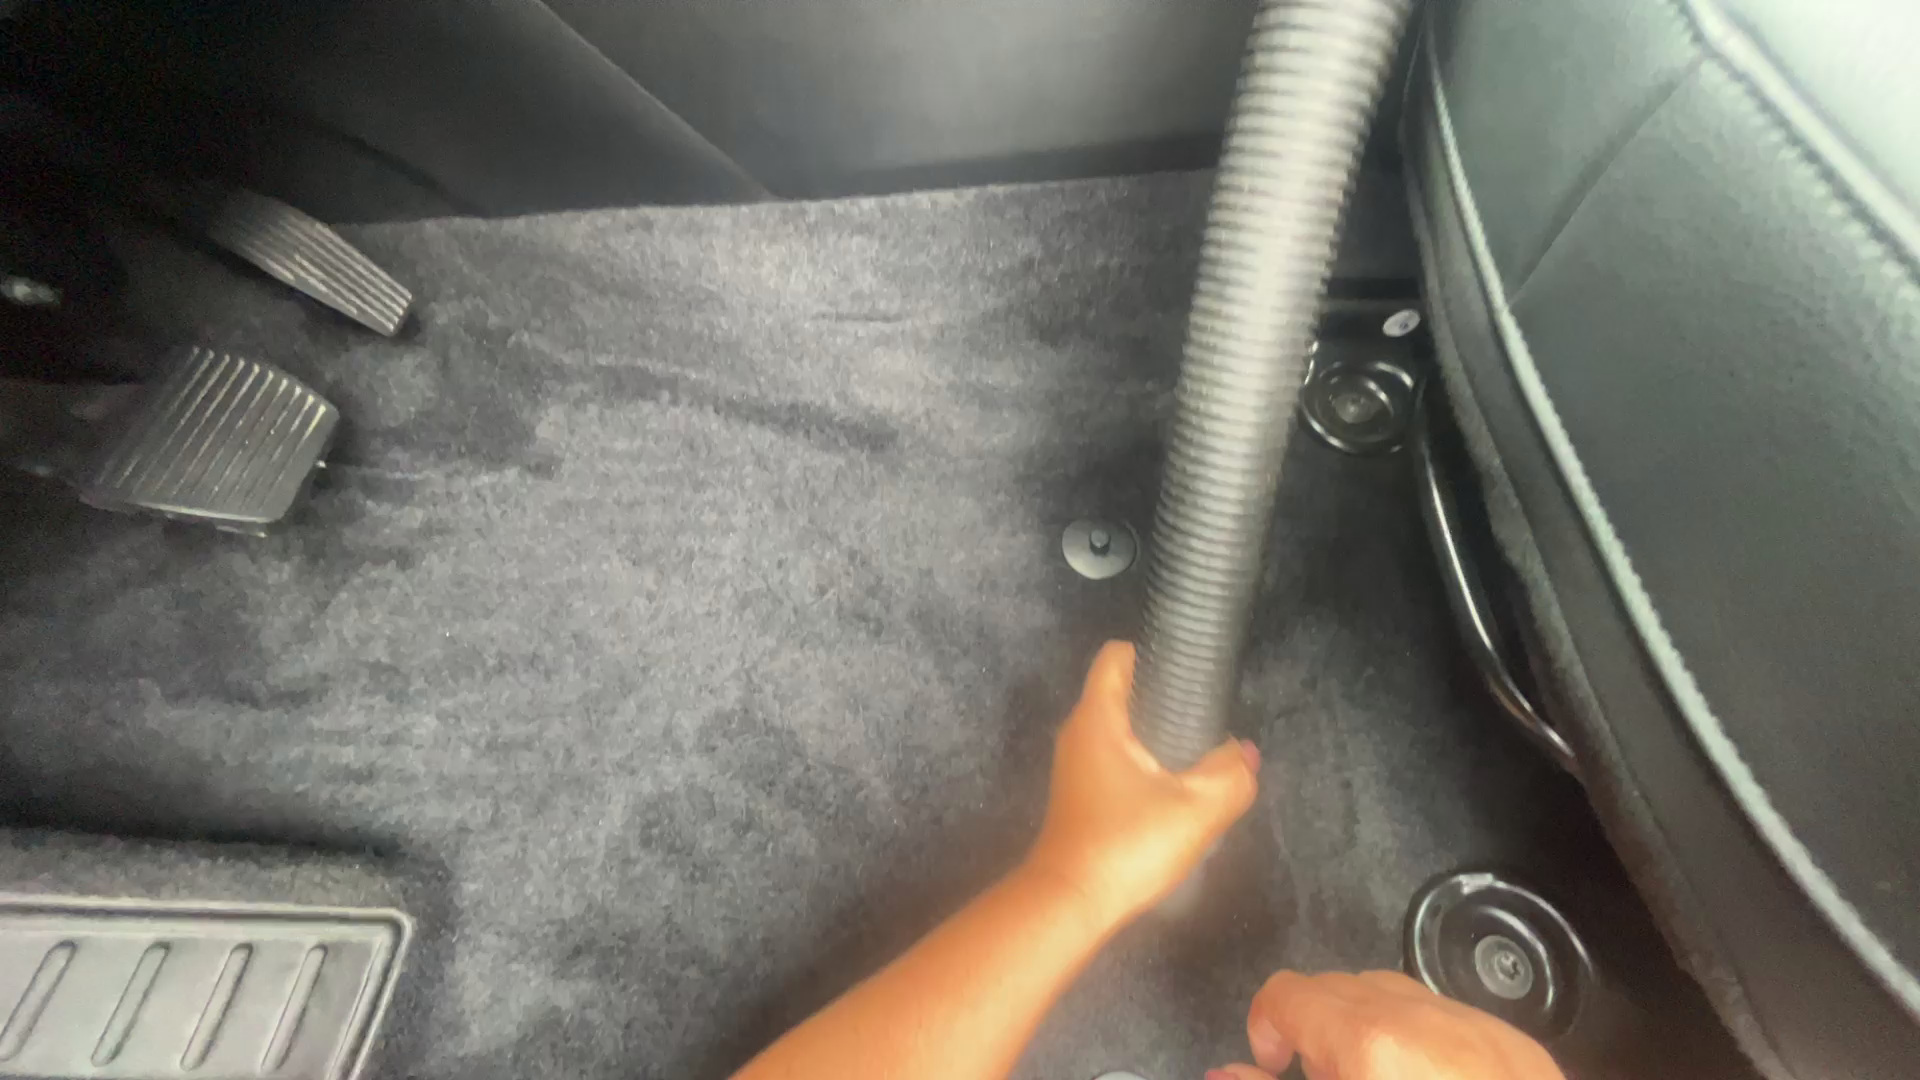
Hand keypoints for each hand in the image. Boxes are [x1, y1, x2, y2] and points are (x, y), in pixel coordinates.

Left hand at [1021, 641, 1259, 926]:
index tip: (1190, 673)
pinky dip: (1141, 758)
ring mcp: (1075, 761)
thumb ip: (1229, 776)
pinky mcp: (1078, 789)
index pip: (1116, 656)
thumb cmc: (1126, 843)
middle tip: (1207, 717)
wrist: (1069, 901)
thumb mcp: (1194, 811)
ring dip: (1155, 732)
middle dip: (1163, 696)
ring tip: (1198, 752)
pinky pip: (1113, 754)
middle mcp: (1079, 730)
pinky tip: (1171, 786)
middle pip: (1121, 689)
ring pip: (1118, 726)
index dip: (1152, 653)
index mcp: (1098, 716)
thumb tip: (1245, 752)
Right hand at [1209, 971, 1566, 1079]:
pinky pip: (1449, 1014)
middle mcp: (1419, 1015)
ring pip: (1393, 993)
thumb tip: (1220, 1072)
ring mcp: (1477, 1026)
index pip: (1287, 993)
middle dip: (1318, 1030)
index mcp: (1368, 1040)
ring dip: (1370, 1026)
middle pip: (1336, 987)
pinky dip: (1426, 1038)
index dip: (1267, 1026)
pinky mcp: (1524, 1047)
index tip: (1275, 1069)